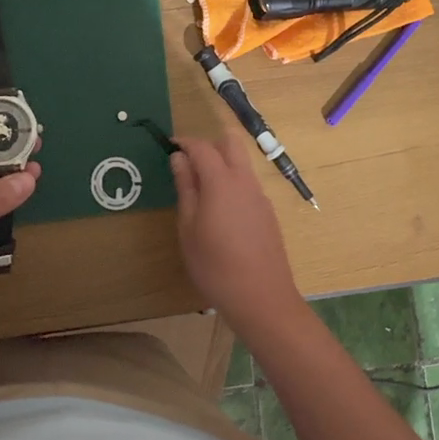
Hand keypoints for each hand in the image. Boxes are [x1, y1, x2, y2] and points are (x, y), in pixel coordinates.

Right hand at [171, 129, 301, 330]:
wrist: (262, 297)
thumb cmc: (215, 265)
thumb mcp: (188, 228)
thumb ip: (185, 188)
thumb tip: (179, 159)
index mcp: (222, 181)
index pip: (202, 146)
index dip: (184, 142)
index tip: (170, 146)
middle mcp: (245, 180)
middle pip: (230, 142)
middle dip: (209, 145)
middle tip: (189, 167)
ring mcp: (260, 195)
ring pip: (242, 163)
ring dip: (222, 165)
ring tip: (202, 194)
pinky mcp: (268, 212)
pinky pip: (248, 185)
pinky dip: (233, 185)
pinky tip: (222, 216)